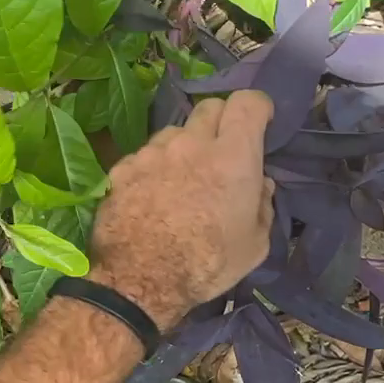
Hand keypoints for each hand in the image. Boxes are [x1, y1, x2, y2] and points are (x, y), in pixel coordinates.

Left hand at [86, 92, 274, 329]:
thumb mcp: (254, 244)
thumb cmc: (207, 264)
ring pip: (173, 132)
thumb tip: (260, 184)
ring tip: (180, 179)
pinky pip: (143, 156)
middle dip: (220, 122)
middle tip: (220, 150)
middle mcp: (190, 143)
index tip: (259, 123)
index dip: (257, 108)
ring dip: (182, 147)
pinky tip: (150, 196)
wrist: (140, 280)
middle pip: (208, 108)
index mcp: (232, 155)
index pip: (248, 102)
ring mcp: (151, 152)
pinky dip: (152, 168)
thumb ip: (262, 205)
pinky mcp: (121, 168)